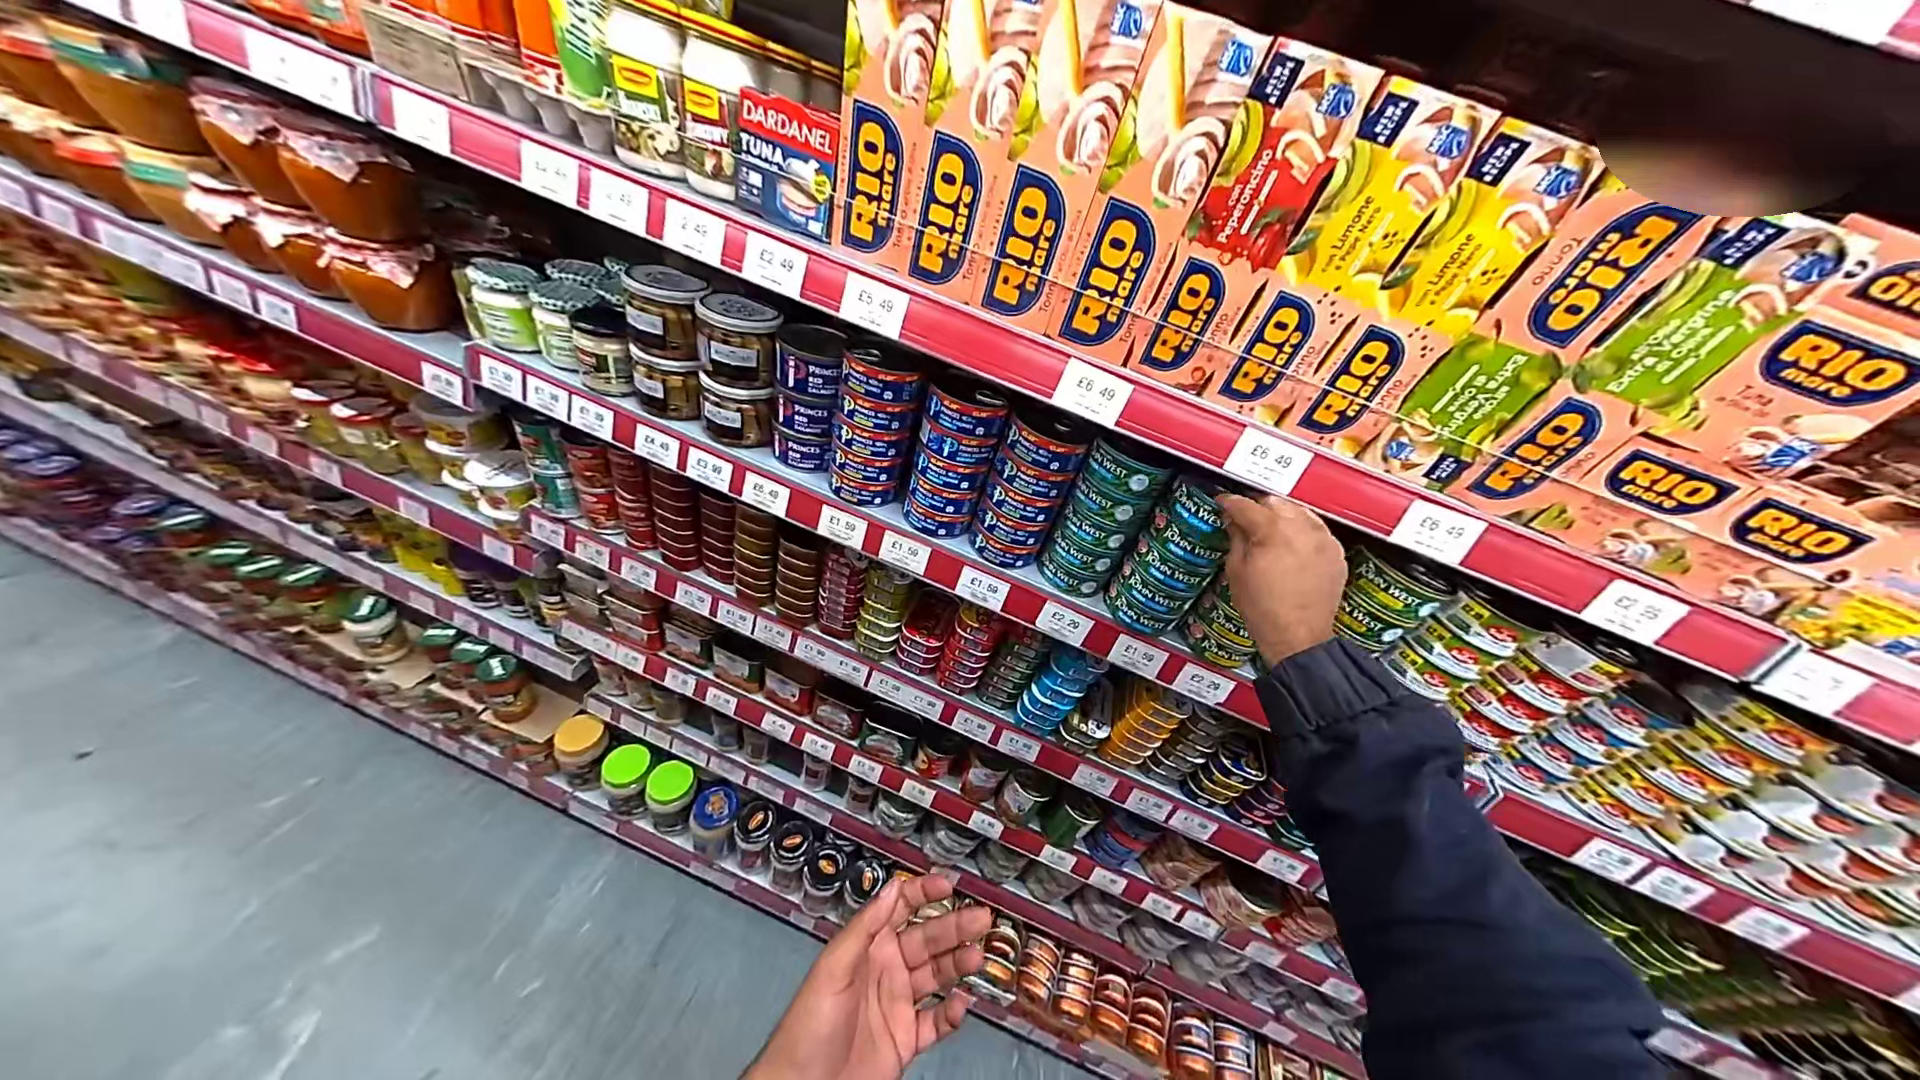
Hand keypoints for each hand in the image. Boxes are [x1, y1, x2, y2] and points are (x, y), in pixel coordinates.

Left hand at [746, 874, 991, 1079]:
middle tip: (981, 917)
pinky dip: (952, 1013)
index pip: (901, 909)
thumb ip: (865, 926)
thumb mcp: (833, 967)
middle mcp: (887, 969)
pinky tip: (961, 1004)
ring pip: (938, 976)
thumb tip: (892, 886)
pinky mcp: (905, 1040)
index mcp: (869, 947)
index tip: (948, 884)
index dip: (924, 893)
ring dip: (958, 964)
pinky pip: (936, 1022)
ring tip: (976, 957)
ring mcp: (898, 1004)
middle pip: (928, 940)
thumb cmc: (810, 1025)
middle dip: (955, 926)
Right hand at [1218, 494, 1346, 664]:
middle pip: (1274, 501)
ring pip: (1299, 511)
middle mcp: (1302, 528)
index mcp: (1272, 530)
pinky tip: (1290, 546)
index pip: (1245, 505)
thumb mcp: (1236, 570)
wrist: (1297, 636)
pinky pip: (1316, 530)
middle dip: (1257, 507)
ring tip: (1268, 531)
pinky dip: (1301, 532)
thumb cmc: (1265, 609)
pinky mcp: (1336, 553)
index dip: (1228, 503)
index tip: (1222, 504)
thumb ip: (1236, 538)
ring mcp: (1323, 539)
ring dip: (1281, 516)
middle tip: (1243, 519)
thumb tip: (1234, 523)